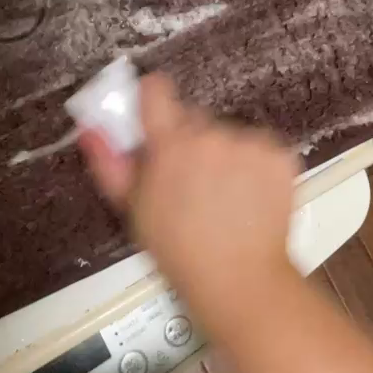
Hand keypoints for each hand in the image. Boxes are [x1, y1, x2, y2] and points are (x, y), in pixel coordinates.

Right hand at [79, 75, 300, 325]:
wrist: (241, 282)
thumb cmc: (179, 251)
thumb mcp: (135, 210)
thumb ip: (110, 164)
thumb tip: (91, 128)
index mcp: (170, 143)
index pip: (156, 90)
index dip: (153, 99)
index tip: (155, 117)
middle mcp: (212, 134)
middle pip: (195, 118)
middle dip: (190, 140)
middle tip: (192, 180)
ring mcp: (251, 143)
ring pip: (231, 134)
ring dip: (226, 154)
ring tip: (225, 197)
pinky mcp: (281, 155)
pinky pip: (263, 148)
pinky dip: (257, 167)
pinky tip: (251, 197)